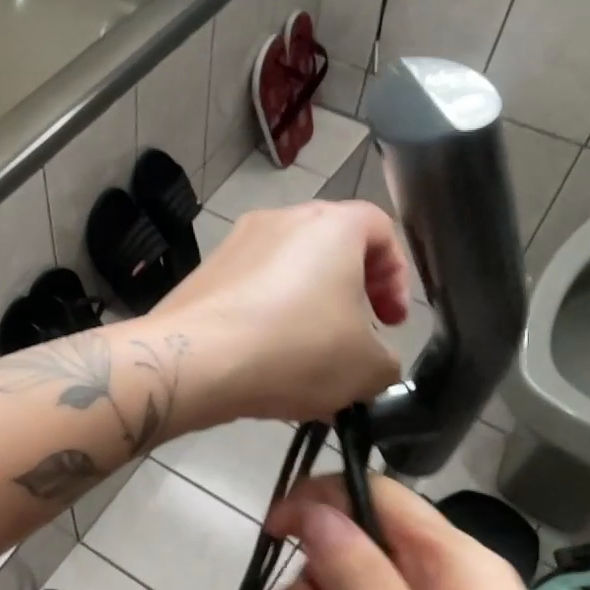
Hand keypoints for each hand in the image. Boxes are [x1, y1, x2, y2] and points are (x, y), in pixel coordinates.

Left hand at [151, 200, 409, 424]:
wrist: (192, 362)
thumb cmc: (295, 350)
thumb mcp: (367, 369)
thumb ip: (386, 362)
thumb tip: (373, 364)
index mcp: (332, 224)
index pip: (381, 229)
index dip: (397, 277)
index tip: (391, 321)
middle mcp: (281, 220)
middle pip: (331, 251)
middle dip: (350, 298)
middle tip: (353, 341)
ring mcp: (234, 245)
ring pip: (287, 275)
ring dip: (306, 314)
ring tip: (309, 366)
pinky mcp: (202, 276)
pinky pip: (249, 295)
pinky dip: (266, 324)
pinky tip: (266, 368)